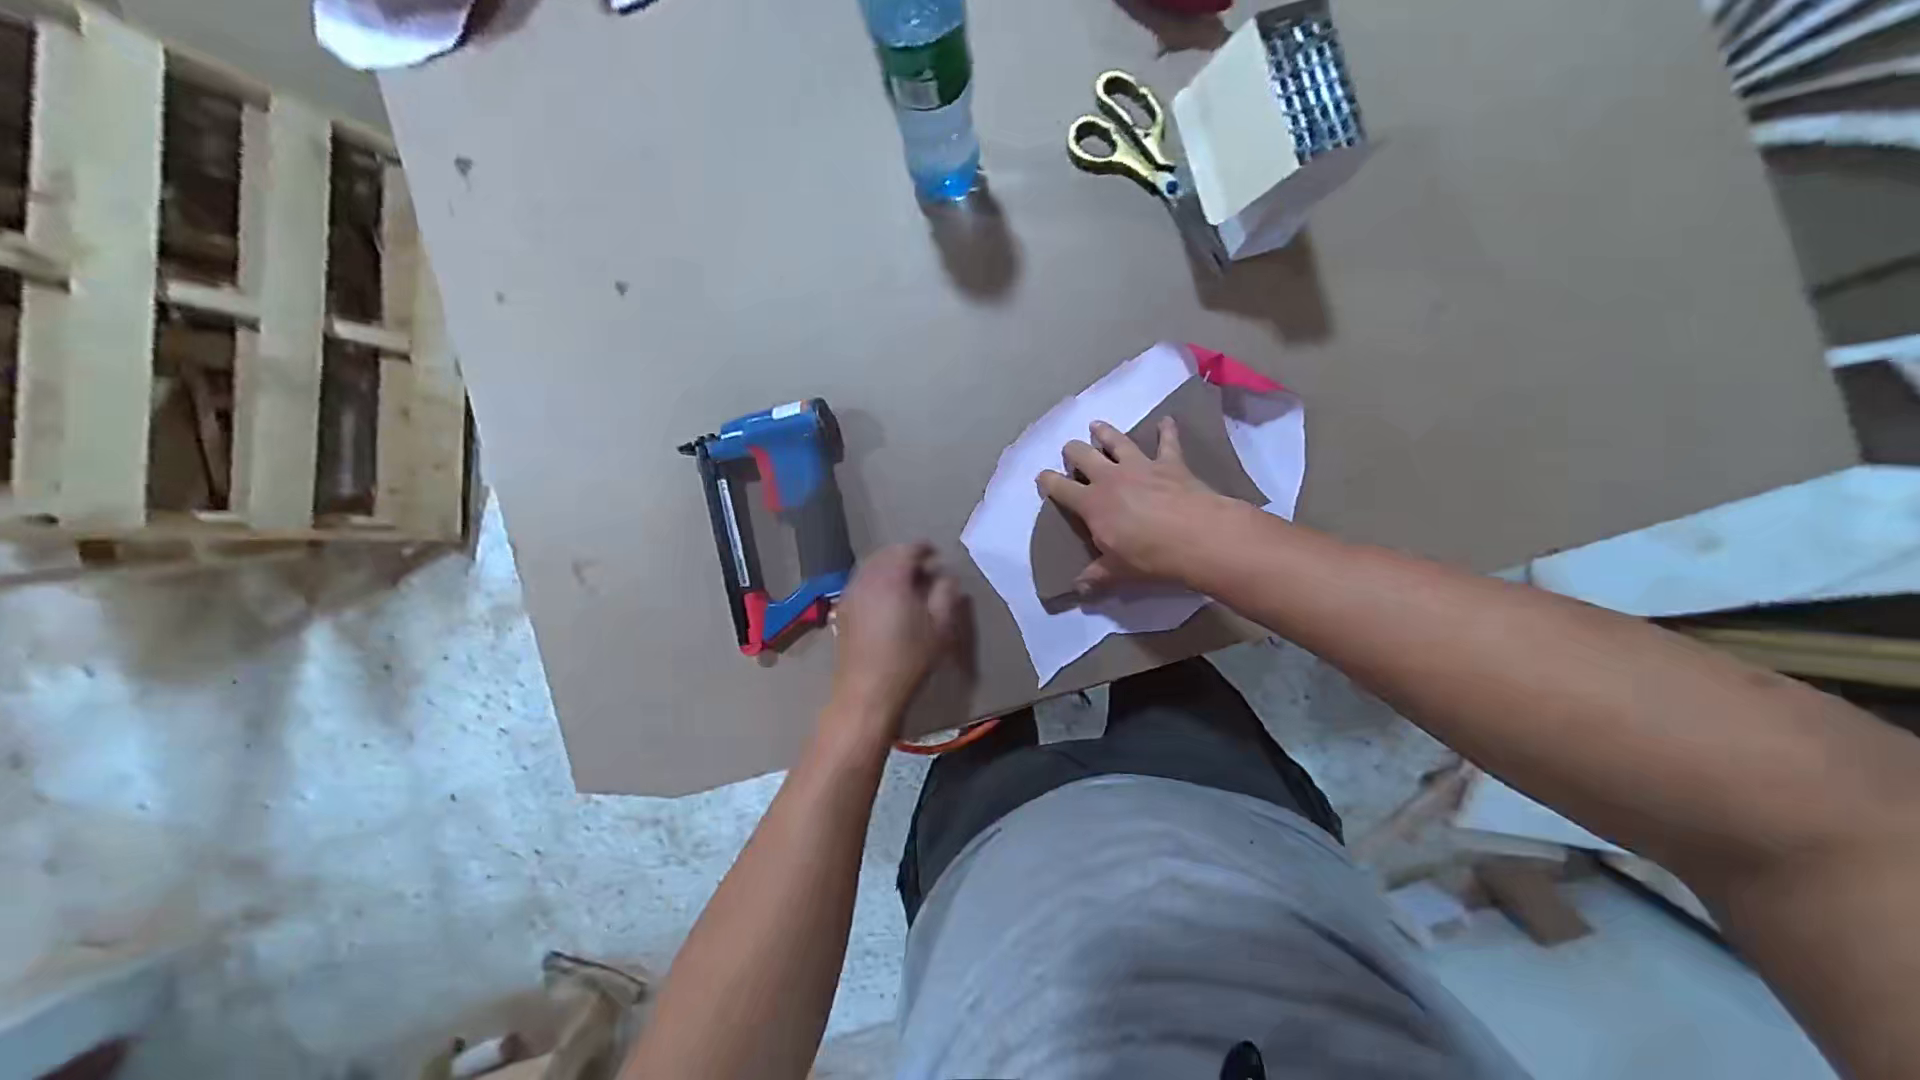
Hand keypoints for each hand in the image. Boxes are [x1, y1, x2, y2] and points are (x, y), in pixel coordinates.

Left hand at [829, 542, 969, 729]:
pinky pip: (861, 583)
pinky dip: (876, 582)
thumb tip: (946, 576)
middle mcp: (867, 579)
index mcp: (892, 578)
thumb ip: (947, 593)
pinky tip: (887, 599)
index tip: (937, 557)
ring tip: (907, 583)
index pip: (908, 549)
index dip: (925, 549)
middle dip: (905, 556)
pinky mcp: (843, 610)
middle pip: (886, 554)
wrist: (867, 692)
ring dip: (889, 568)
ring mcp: (851, 594)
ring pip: (871, 568)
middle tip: (924, 569)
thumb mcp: (940, 627)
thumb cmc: (909, 659)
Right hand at [1036, 418, 1235, 593]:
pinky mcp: (1170, 463)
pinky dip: (1167, 430)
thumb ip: (1096, 575)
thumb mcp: (1118, 571)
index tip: (1042, 478)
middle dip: (1073, 451)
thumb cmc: (1151, 556)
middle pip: (1083, 455)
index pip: (1060, 488)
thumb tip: (1077, 588)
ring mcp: (1141, 466)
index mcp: (1092, 503)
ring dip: (1105, 432)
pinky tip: (1167, 420)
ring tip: (1096, 426)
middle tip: (1071, 452)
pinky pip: (1168, 441)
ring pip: (1117, 441)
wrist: (1198, 537)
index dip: (1047, 481)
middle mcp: (1111, 478)